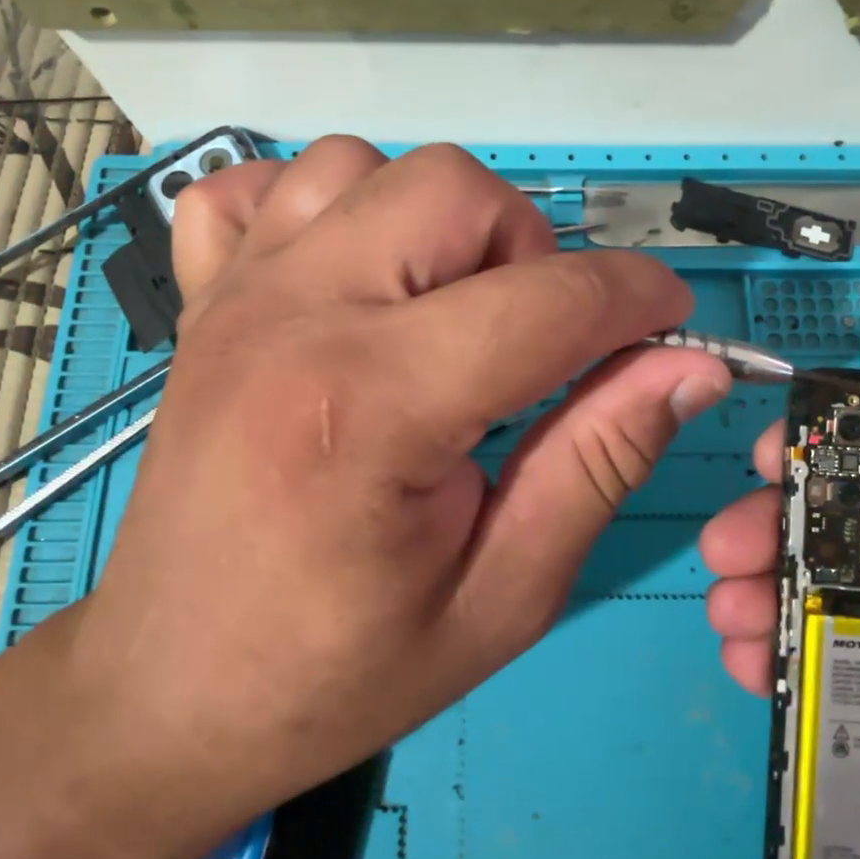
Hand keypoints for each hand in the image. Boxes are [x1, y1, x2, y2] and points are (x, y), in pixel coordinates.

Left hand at [69, 136, 732, 858]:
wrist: (173, 693)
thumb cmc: (339, 670)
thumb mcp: (502, 596)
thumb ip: (599, 462)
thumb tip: (686, 368)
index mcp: (373, 404)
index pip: (547, 300)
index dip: (636, 299)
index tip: (671, 326)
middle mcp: (296, 317)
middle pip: (453, 189)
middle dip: (531, 251)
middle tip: (538, 344)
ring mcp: (236, 297)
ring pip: (362, 165)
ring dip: (434, 221)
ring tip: (446, 314)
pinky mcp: (201, 303)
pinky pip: (258, 189)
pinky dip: (322, 207)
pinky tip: (350, 280)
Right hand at [701, 435, 859, 858]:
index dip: (841, 442)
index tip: (778, 451)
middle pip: (854, 530)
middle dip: (777, 526)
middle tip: (729, 546)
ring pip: (834, 605)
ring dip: (767, 597)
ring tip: (731, 615)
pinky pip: (845, 690)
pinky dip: (788, 675)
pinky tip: (757, 672)